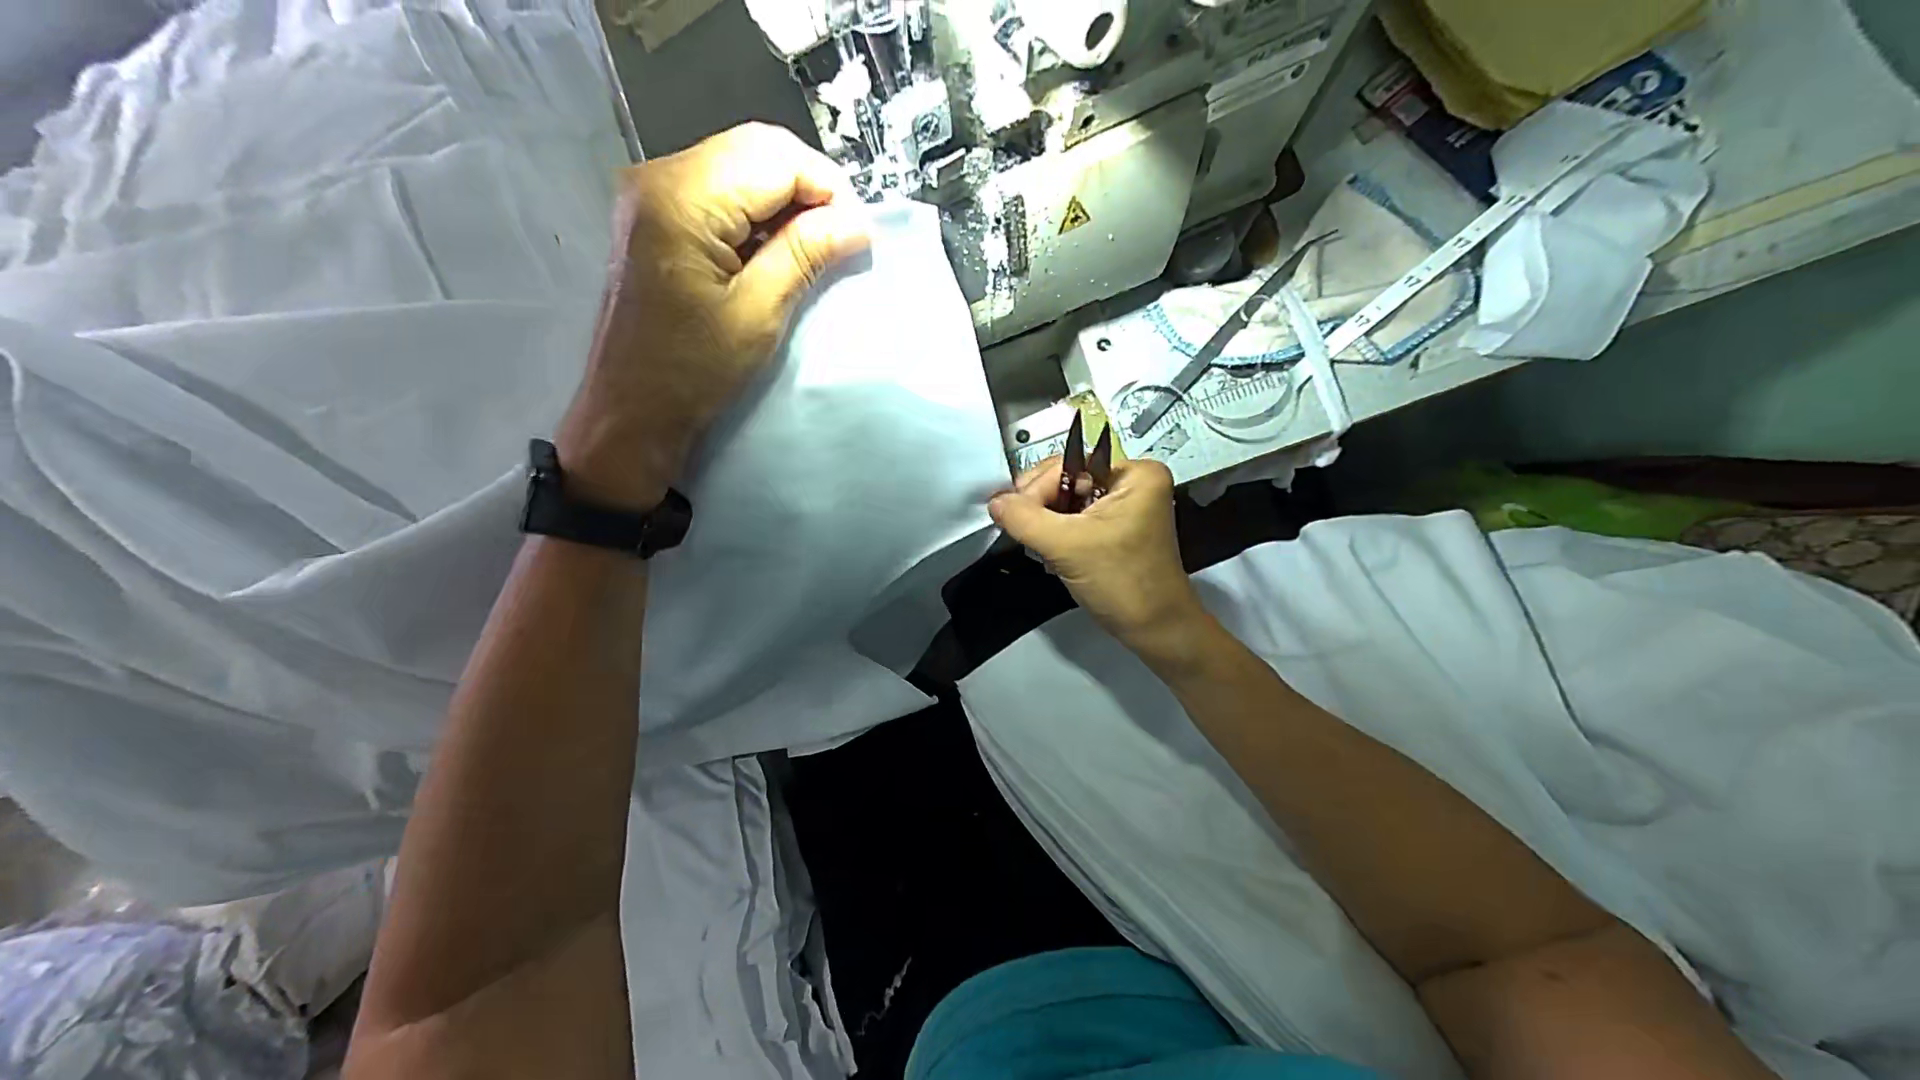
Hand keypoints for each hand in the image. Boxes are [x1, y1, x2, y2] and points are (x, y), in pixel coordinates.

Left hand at [558, 123, 869, 508]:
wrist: (632, 409)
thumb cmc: (691, 371)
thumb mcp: (759, 313)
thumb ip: (806, 254)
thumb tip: (858, 221)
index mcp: (682, 197)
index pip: (776, 156)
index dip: (828, 187)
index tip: (858, 233)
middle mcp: (660, 175)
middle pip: (758, 150)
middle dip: (810, 189)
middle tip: (840, 240)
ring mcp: (655, 193)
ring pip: (743, 166)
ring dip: (787, 202)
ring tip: (813, 250)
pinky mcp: (658, 215)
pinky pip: (723, 192)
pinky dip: (759, 213)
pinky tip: (777, 251)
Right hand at [989, 455, 1210, 654]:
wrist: (1154, 629)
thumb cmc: (1128, 585)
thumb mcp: (1067, 546)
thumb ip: (1024, 519)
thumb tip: (995, 502)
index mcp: (1135, 474)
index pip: (1068, 464)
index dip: (1037, 488)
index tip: (1016, 513)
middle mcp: (1131, 483)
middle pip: (1064, 479)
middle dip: (1039, 505)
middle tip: (1025, 529)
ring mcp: (1123, 507)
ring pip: (1065, 501)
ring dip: (1046, 522)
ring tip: (1042, 545)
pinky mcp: (1113, 528)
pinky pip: (1073, 518)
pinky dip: (1056, 533)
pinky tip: (1052, 551)